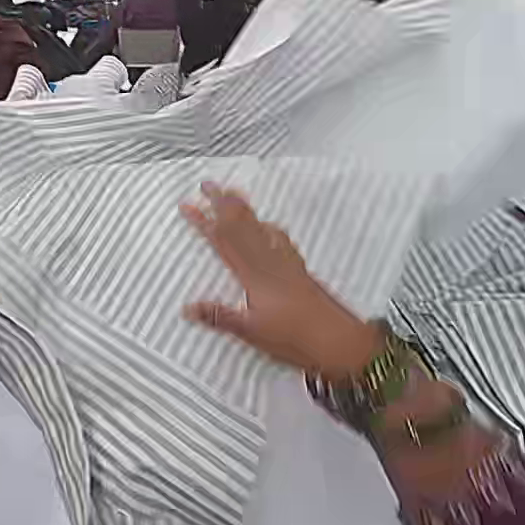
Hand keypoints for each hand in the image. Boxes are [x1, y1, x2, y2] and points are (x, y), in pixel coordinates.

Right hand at [180, 183, 383, 379]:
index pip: (223, 241)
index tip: (188, 205)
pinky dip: (269, 226)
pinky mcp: (297, 269)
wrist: (338, 340)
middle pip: (241, 226)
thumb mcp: (251, 331)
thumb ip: (219, 317)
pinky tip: (268, 224)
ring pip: (259, 227)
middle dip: (222, 204)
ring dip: (243, 209)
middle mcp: (268, 261)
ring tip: (232, 192)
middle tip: (208, 184)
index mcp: (253, 274)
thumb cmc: (295, 337)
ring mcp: (285, 262)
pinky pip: (279, 238)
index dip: (204, 222)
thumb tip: (187, 308)